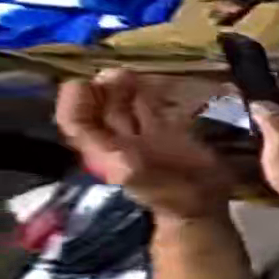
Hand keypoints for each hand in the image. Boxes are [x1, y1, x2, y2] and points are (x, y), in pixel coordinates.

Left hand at [55, 71, 228, 219]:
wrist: (202, 206)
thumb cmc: (171, 193)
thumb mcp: (140, 177)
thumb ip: (123, 158)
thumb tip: (114, 142)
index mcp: (106, 150)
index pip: (79, 122)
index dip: (76, 102)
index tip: (84, 82)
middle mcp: (124, 142)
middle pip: (106, 112)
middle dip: (107, 92)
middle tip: (118, 72)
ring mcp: (152, 140)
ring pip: (133, 112)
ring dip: (132, 93)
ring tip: (137, 74)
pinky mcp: (178, 140)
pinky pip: (163, 116)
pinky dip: (161, 102)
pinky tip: (167, 90)